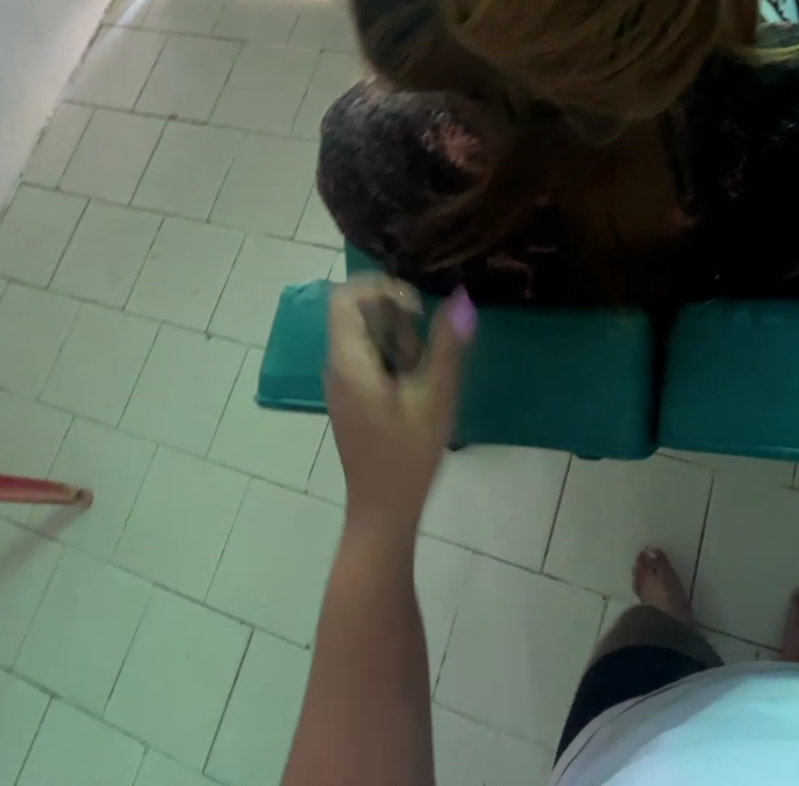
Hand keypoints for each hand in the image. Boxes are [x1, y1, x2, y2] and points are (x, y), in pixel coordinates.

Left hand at [323, 277, 475, 533]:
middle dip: (398, 320)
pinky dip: (396, 360)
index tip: (417, 307)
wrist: (383, 510)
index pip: (346, 295)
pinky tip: (416, 391)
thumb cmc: (409, 454)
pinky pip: (369, 358)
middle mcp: (336, 364)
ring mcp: (341, 381)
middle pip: (358, 313)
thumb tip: (461, 296)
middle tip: (426, 351)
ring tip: (423, 378)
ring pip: (368, 336)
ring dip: (401, 342)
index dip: (382, 287)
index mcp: (348, 360)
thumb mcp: (436, 395)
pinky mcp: (352, 395)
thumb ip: (447, 343)